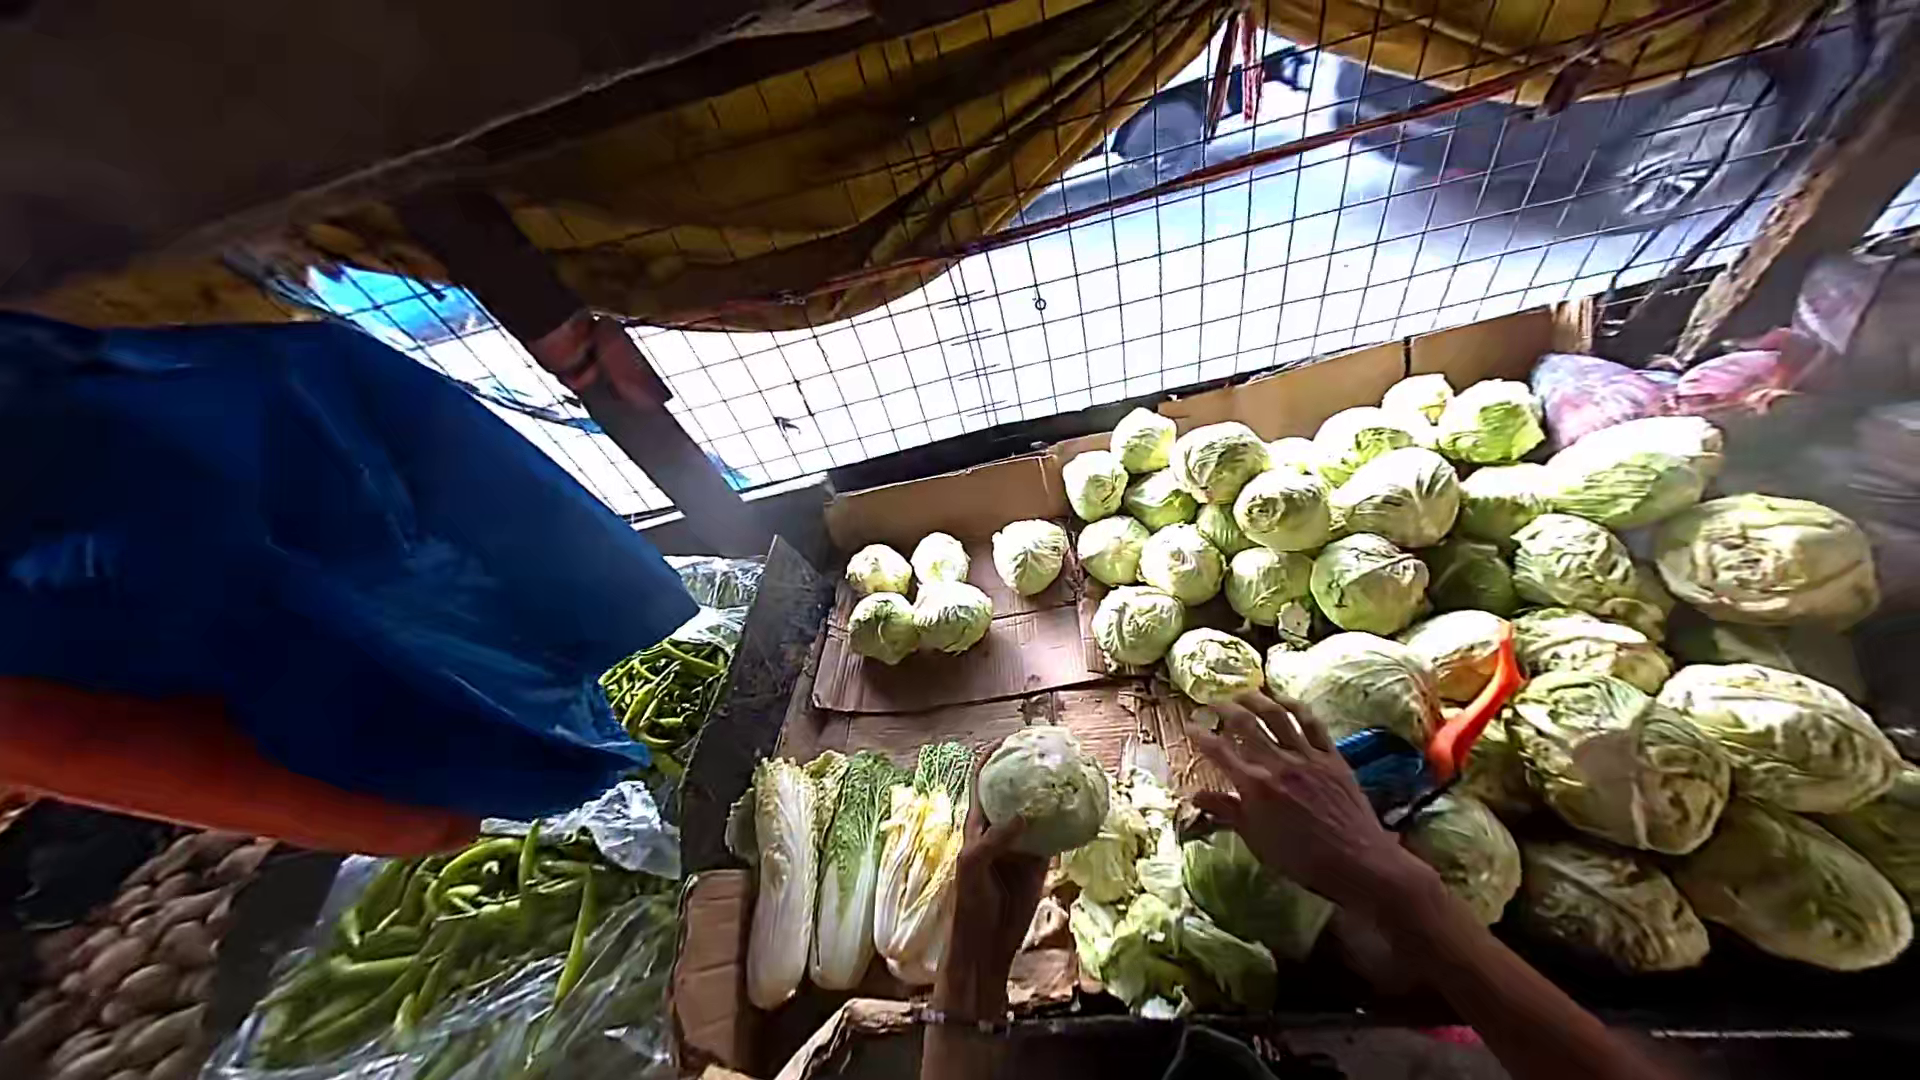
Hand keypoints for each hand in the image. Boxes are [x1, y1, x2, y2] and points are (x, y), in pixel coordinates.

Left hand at [933, 757, 1047, 1019]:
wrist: (987, 943)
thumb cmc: (970, 901)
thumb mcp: (974, 865)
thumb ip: (995, 839)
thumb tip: (1025, 815)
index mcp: (978, 821)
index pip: (982, 778)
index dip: (991, 756)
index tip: (1009, 738)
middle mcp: (1000, 826)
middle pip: (1013, 789)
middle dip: (1026, 770)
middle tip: (1048, 752)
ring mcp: (1022, 842)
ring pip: (1037, 810)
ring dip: (1050, 795)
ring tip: (1069, 775)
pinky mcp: (1040, 862)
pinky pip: (1055, 837)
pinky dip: (1067, 825)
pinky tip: (1082, 812)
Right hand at [1190, 692, 1433, 915]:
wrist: (1361, 865)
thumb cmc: (1302, 859)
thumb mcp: (1256, 839)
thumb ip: (1226, 812)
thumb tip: (1195, 796)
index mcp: (1254, 785)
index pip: (1217, 750)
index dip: (1199, 734)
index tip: (1189, 725)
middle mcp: (1277, 764)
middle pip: (1244, 723)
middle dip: (1223, 707)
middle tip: (1213, 702)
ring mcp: (1306, 757)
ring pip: (1276, 715)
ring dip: (1255, 699)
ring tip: (1243, 693)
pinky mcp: (1332, 757)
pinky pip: (1312, 723)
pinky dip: (1295, 706)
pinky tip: (1283, 700)